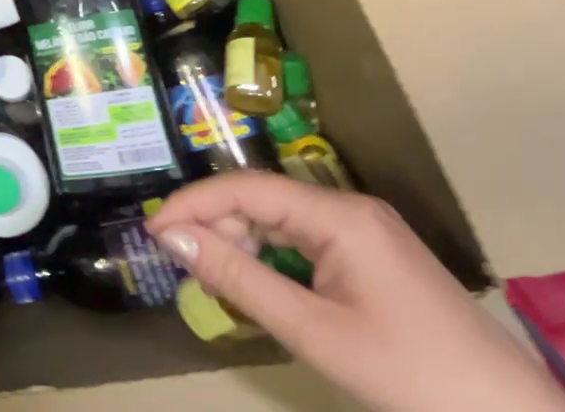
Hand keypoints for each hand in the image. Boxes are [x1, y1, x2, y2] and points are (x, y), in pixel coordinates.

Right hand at [147, 172, 564, 411]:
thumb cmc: (411, 376)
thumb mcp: (312, 330)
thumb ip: (238, 279)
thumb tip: (169, 235)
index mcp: (340, 216)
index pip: (245, 188)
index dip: (192, 204)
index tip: (152, 235)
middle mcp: (352, 209)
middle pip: (262, 200)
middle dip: (218, 228)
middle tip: (188, 272)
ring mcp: (368, 233)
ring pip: (282, 221)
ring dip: (243, 246)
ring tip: (222, 287)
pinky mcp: (377, 257)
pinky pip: (307, 242)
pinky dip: (274, 260)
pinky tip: (263, 290)